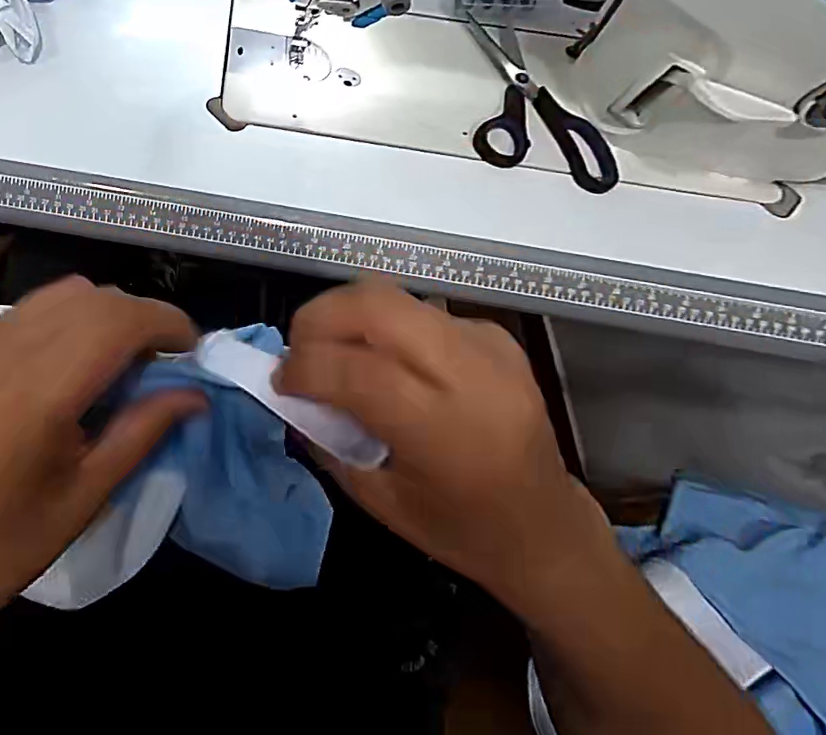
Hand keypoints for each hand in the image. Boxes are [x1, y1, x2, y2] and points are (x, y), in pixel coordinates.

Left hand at [0, 277, 202, 713]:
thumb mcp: (82, 499)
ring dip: (106, 314)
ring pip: (65, 293)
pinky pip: (32, 310)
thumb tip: (194, 394)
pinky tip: (73, 365)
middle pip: (96, 297)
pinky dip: (70, 319)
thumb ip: (142, 432)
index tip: (192, 350)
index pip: (118, 320)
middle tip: (163, 362)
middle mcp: (5, 349)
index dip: (166, 323)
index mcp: (37, 393)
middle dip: (141, 318)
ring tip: (122, 362)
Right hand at [274, 281, 610, 614]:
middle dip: (320, 317)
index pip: (357, 370)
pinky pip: (419, 311)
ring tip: (335, 350)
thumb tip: (289, 392)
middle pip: (376, 305)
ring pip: (395, 296)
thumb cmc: (459, 528)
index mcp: (445, 431)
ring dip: (348, 315)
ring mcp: (488, 346)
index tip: (280, 380)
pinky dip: (386, 327)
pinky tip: (387, 361)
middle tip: (300, 348)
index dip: (305, 366)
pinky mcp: (495, 334)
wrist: (546, 529)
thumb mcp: (378, 498)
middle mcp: (472, 375)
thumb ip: (328, 439)